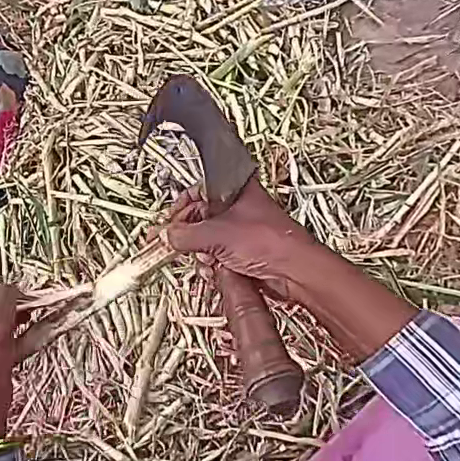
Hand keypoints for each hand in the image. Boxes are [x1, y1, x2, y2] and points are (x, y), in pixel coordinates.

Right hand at [165, 179, 326, 301]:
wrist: (294, 271)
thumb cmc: (270, 241)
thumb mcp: (216, 233)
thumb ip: (184, 234)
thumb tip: (165, 235)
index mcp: (235, 189)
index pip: (196, 191)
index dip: (180, 207)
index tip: (166, 222)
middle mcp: (237, 207)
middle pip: (198, 218)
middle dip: (188, 234)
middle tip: (174, 243)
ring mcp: (240, 231)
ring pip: (205, 240)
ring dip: (200, 252)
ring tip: (206, 258)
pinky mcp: (242, 252)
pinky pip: (215, 256)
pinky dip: (210, 264)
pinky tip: (214, 269)